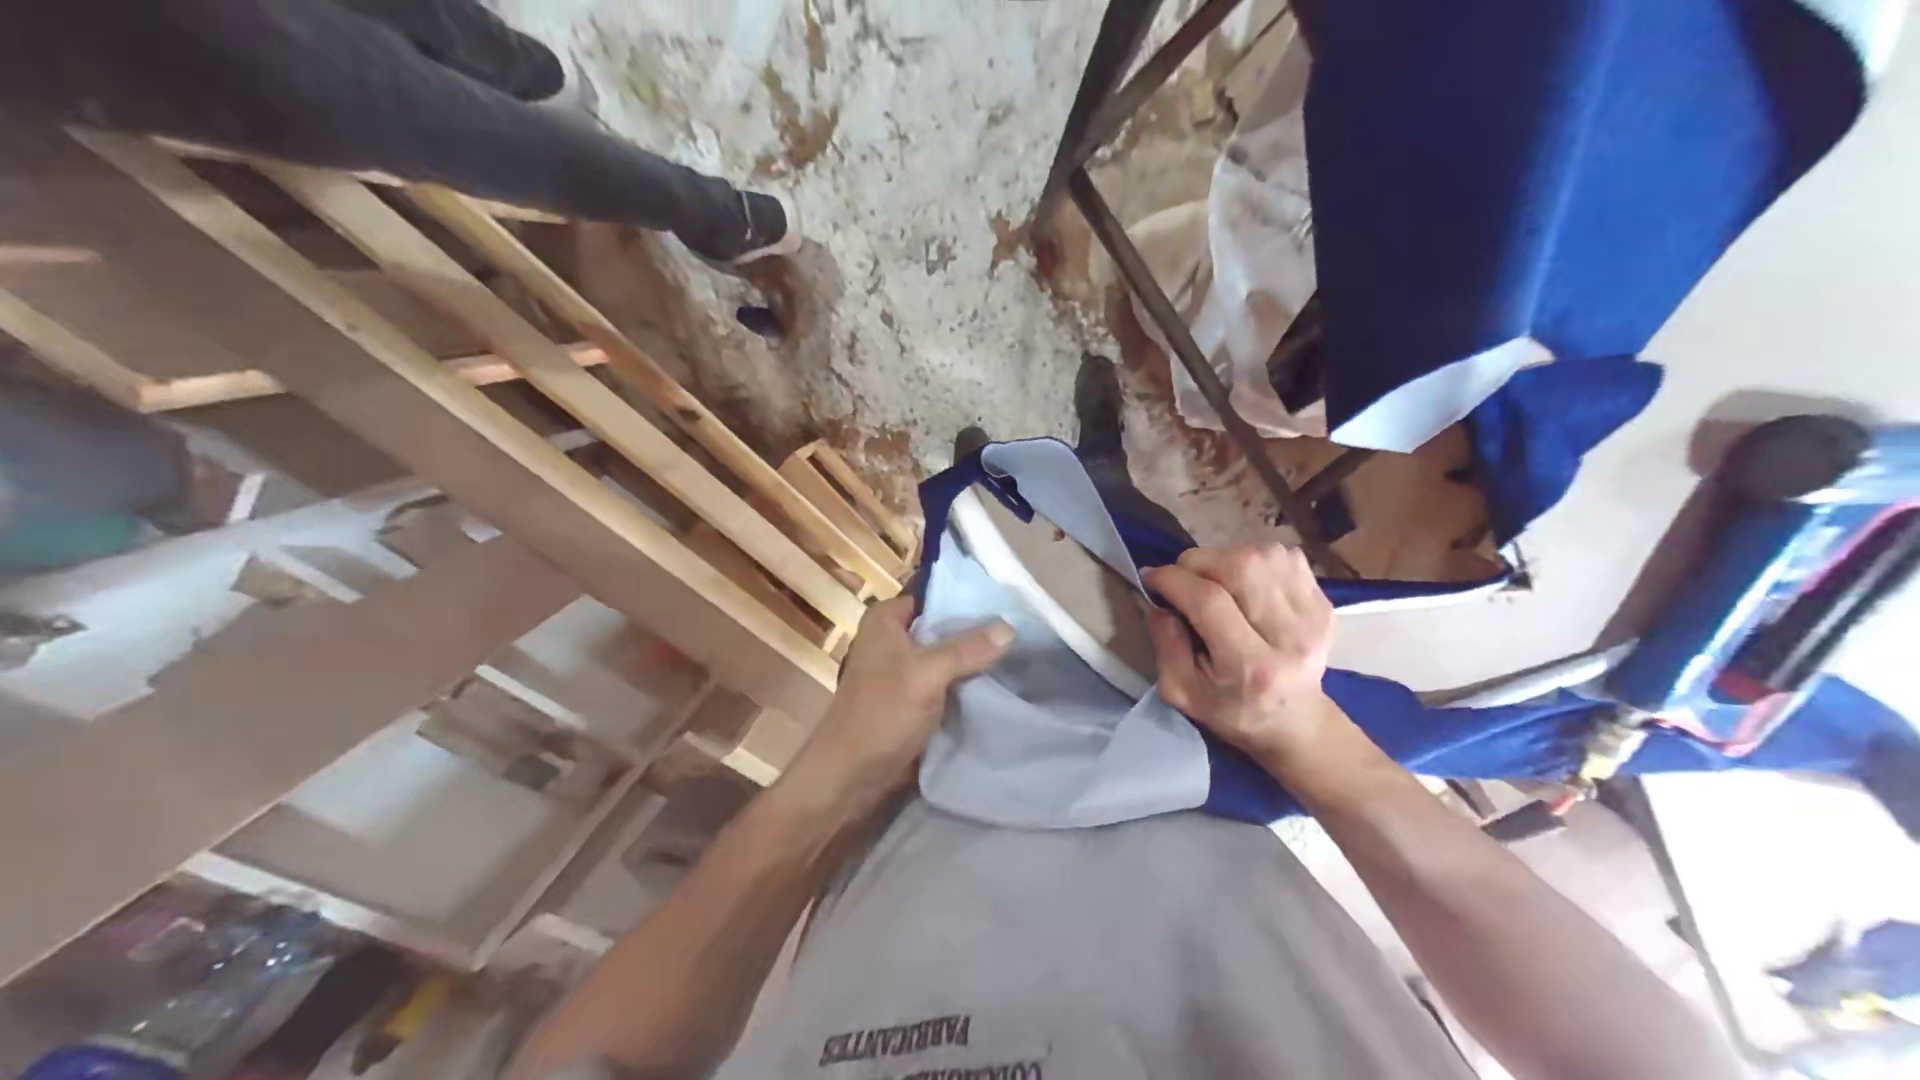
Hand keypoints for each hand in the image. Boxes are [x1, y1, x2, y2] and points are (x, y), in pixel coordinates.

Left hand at [794, 596, 1012, 802]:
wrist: (852, 775)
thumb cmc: (882, 714)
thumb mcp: (927, 674)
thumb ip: (968, 649)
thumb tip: (1010, 628)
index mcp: (886, 619)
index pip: (935, 595)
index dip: (969, 598)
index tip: (1009, 600)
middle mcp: (892, 638)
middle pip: (943, 625)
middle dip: (977, 630)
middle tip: (1022, 627)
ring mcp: (902, 669)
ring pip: (947, 654)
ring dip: (974, 658)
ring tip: (1019, 650)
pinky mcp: (912, 697)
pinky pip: (945, 679)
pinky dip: (966, 680)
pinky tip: (999, 679)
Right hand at [1142, 545, 1344, 772]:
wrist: (1295, 721)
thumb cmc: (1231, 710)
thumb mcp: (1181, 690)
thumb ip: (1165, 643)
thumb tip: (1155, 597)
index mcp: (1252, 667)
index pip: (1209, 602)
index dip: (1172, 580)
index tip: (1151, 579)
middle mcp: (1290, 636)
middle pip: (1239, 567)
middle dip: (1198, 563)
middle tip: (1184, 579)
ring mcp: (1313, 614)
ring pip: (1260, 555)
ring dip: (1225, 559)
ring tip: (1215, 581)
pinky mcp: (1324, 600)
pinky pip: (1281, 556)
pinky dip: (1254, 560)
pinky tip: (1246, 583)